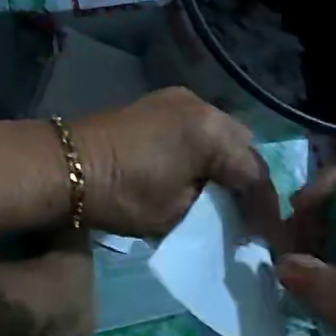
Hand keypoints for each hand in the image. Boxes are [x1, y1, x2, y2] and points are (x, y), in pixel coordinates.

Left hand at [72, 88, 281, 239]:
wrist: (67, 165)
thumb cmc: (123, 194)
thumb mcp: (177, 213)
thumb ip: (213, 208)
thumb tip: (227, 210)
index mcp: (213, 132)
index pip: (253, 173)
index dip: (264, 208)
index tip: (269, 237)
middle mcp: (203, 106)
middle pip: (243, 145)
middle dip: (249, 179)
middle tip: (249, 214)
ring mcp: (181, 99)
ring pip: (222, 131)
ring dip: (228, 161)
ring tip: (226, 194)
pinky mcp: (162, 101)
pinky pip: (199, 125)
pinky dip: (207, 148)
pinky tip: (201, 171)